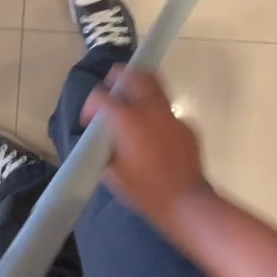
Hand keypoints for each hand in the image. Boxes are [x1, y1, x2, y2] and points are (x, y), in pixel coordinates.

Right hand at [81, 65, 212, 238]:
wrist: (186, 201)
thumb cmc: (145, 191)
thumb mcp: (114, 175)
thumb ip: (105, 151)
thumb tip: (103, 143)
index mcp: (126, 121)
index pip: (100, 96)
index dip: (90, 105)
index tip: (89, 120)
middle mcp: (149, 110)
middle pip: (132, 75)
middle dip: (118, 77)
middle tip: (111, 90)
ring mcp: (170, 115)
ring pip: (154, 84)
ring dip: (139, 88)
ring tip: (132, 102)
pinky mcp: (186, 125)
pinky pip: (167, 111)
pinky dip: (156, 114)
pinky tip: (154, 133)